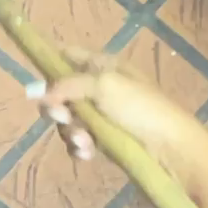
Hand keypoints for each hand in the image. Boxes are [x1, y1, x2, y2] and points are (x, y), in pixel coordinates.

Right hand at [26, 51, 207, 168]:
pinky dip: (78, 146)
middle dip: (57, 106)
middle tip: (64, 117)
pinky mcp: (101, 138)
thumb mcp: (104, 85)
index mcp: (102, 66)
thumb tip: (35, 92)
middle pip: (59, 91)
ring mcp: (100, 114)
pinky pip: (76, 139)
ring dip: (70, 130)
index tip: (38, 80)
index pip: (67, 55)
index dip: (49, 63)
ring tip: (84, 141)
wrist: (172, 148)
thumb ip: (66, 84)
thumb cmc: (141, 108)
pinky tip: (88, 152)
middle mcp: (98, 87)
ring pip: (66, 119)